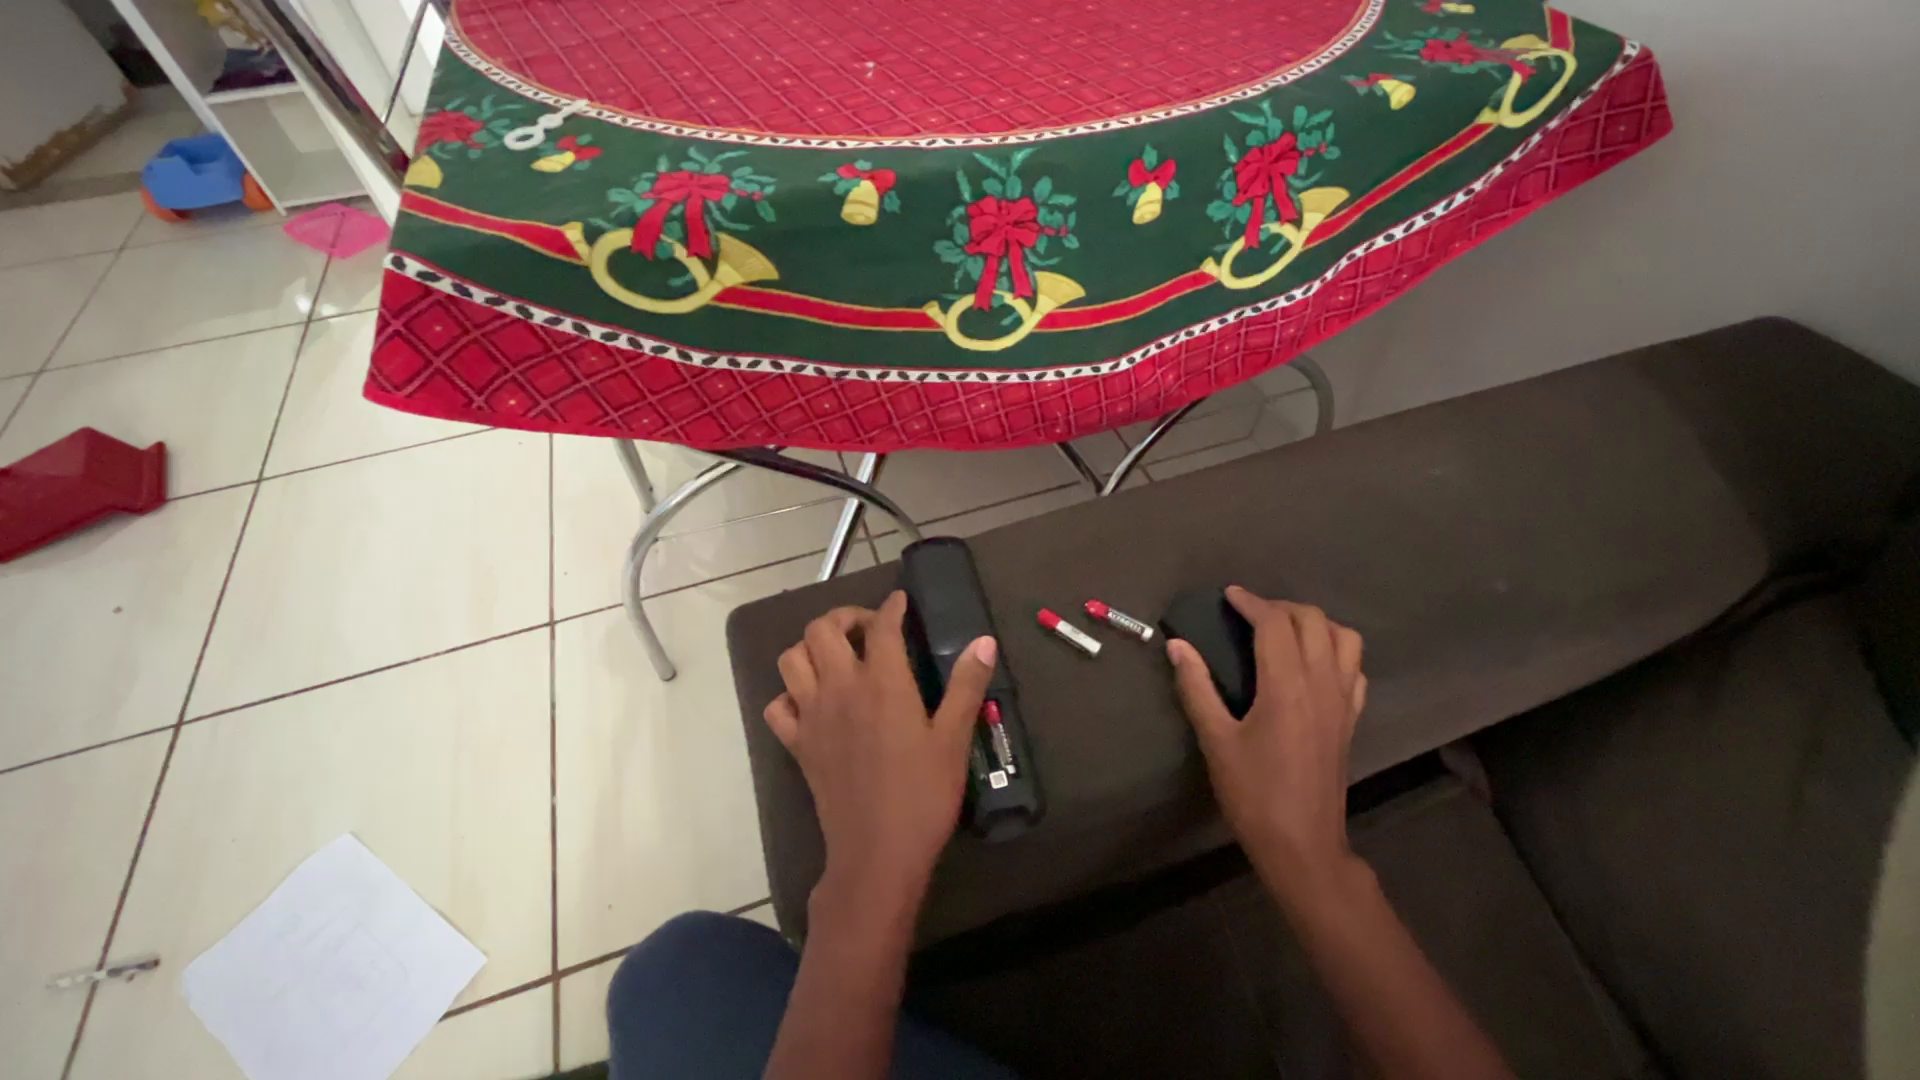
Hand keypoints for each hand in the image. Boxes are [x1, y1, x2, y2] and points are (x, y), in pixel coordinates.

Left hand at [764, 591, 996, 906]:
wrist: (877, 853)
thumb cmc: (923, 795)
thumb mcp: (953, 740)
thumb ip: (966, 685)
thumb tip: (984, 641)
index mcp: (883, 682)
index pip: (882, 626)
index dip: (891, 607)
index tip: (900, 602)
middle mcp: (840, 688)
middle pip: (822, 628)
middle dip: (843, 617)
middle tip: (867, 630)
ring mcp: (812, 715)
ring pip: (791, 658)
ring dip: (810, 648)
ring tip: (836, 657)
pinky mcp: (798, 744)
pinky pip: (778, 706)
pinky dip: (789, 695)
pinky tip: (813, 702)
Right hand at [1167, 586, 1367, 885]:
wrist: (1302, 843)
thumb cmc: (1253, 793)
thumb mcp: (1215, 740)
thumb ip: (1196, 687)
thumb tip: (1178, 645)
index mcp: (1286, 686)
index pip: (1274, 624)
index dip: (1251, 602)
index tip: (1229, 595)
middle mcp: (1322, 684)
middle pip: (1313, 621)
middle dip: (1281, 607)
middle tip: (1249, 613)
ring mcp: (1343, 701)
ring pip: (1344, 638)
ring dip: (1314, 623)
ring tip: (1284, 631)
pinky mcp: (1351, 719)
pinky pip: (1355, 668)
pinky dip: (1335, 651)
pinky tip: (1312, 664)